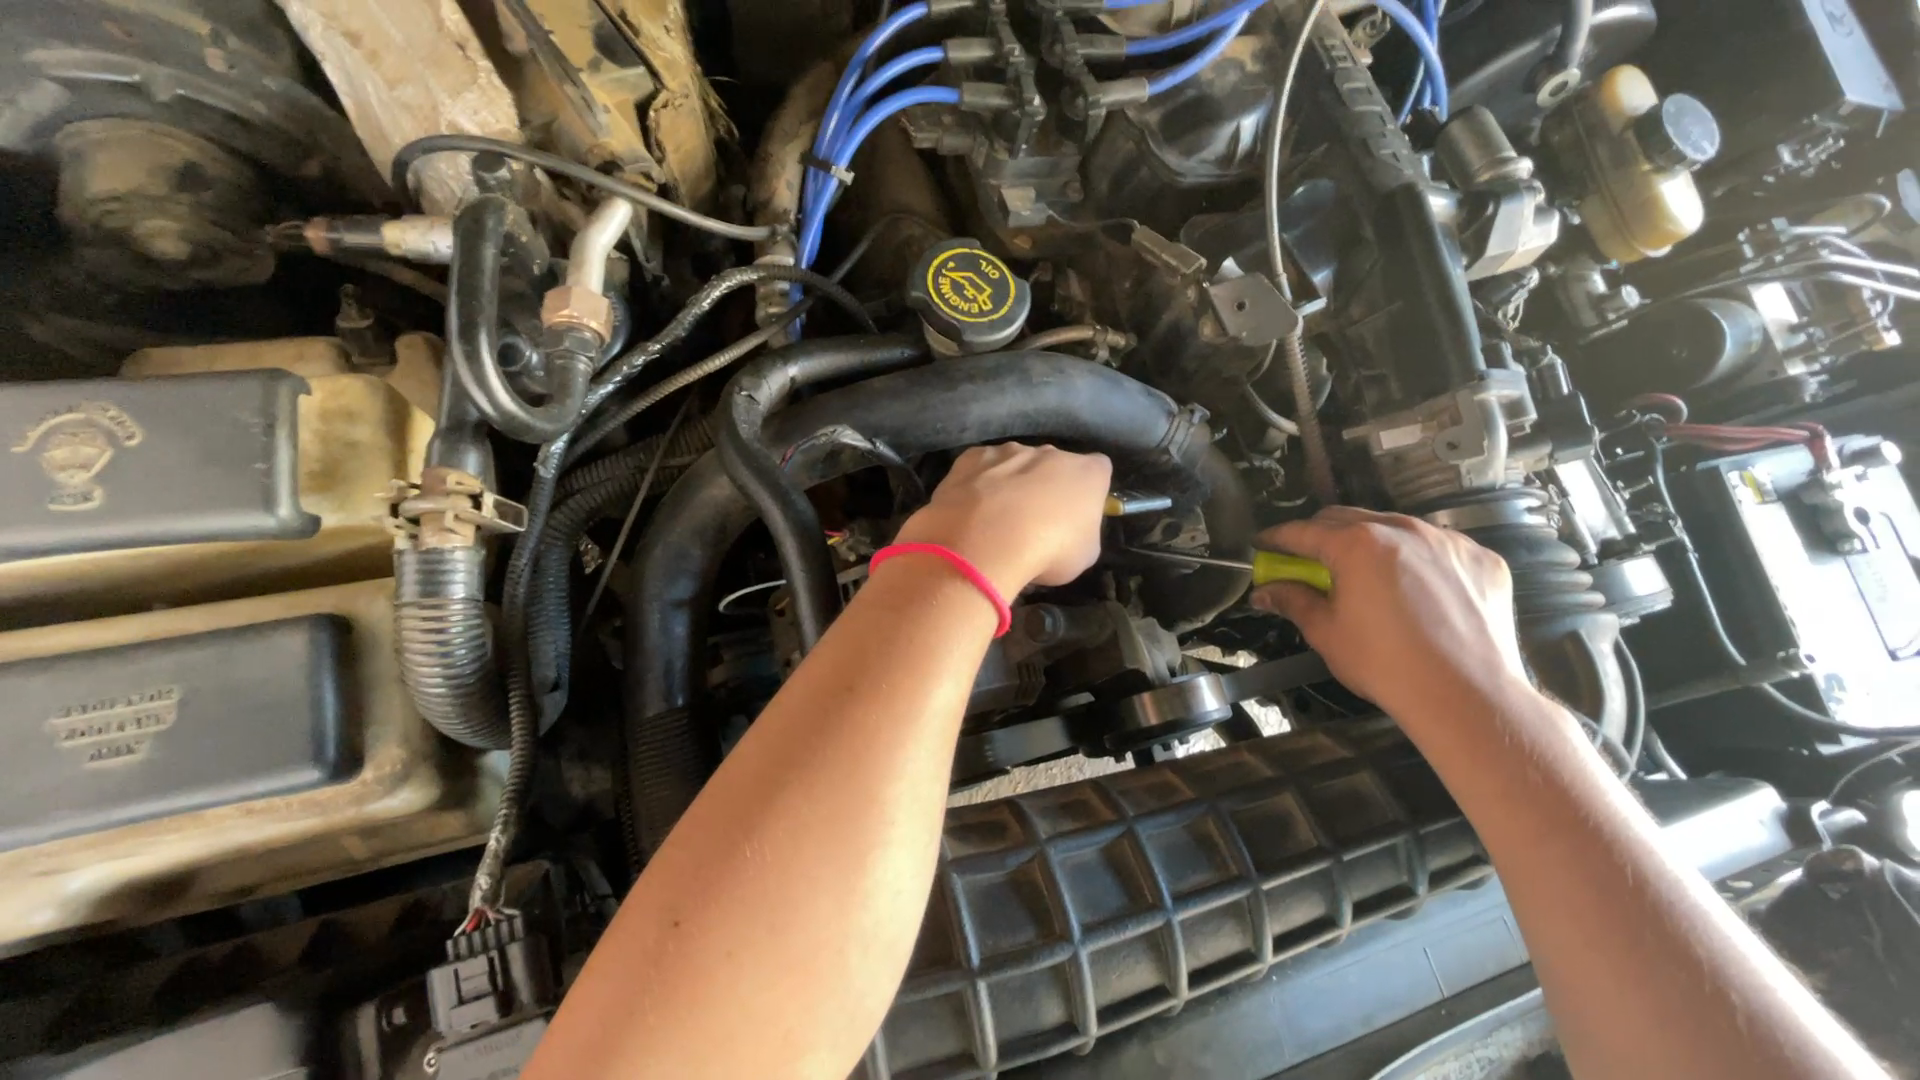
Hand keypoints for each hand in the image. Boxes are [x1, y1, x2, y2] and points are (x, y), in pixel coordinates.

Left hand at [893, 444, 1111, 594]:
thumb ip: (1084, 532)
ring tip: (997, 521)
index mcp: (1087, 472)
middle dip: (1047, 487)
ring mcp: (1008, 451)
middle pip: (1054, 465)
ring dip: (1012, 485)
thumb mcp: (1084, 555)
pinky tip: (972, 510)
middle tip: (1036, 523)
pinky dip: (979, 483)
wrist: (985, 542)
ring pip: (1015, 463)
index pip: (1098, 470)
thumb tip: (1071, 530)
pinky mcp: (971, 457)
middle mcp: (1050, 452)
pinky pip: (981, 468)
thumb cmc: (1048, 551)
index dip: (1089, 492)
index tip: (1078, 515)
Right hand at [1250, 507, 1526, 718]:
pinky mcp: (1481, 559)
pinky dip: (1418, 559)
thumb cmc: (1383, 664)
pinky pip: (1439, 548)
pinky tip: (1416, 590)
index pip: (1304, 532)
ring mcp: (1448, 541)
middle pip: (1349, 519)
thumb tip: (1264, 591)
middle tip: (1308, 559)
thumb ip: (1294, 601)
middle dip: (1322, 535)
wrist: (1465, 695)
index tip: (1262, 544)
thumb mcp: (1327, 632)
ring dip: (1372, 542)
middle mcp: (1403, 529)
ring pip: (1397, 528)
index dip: (1277, 538)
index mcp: (1358, 543)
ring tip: (1365, 572)